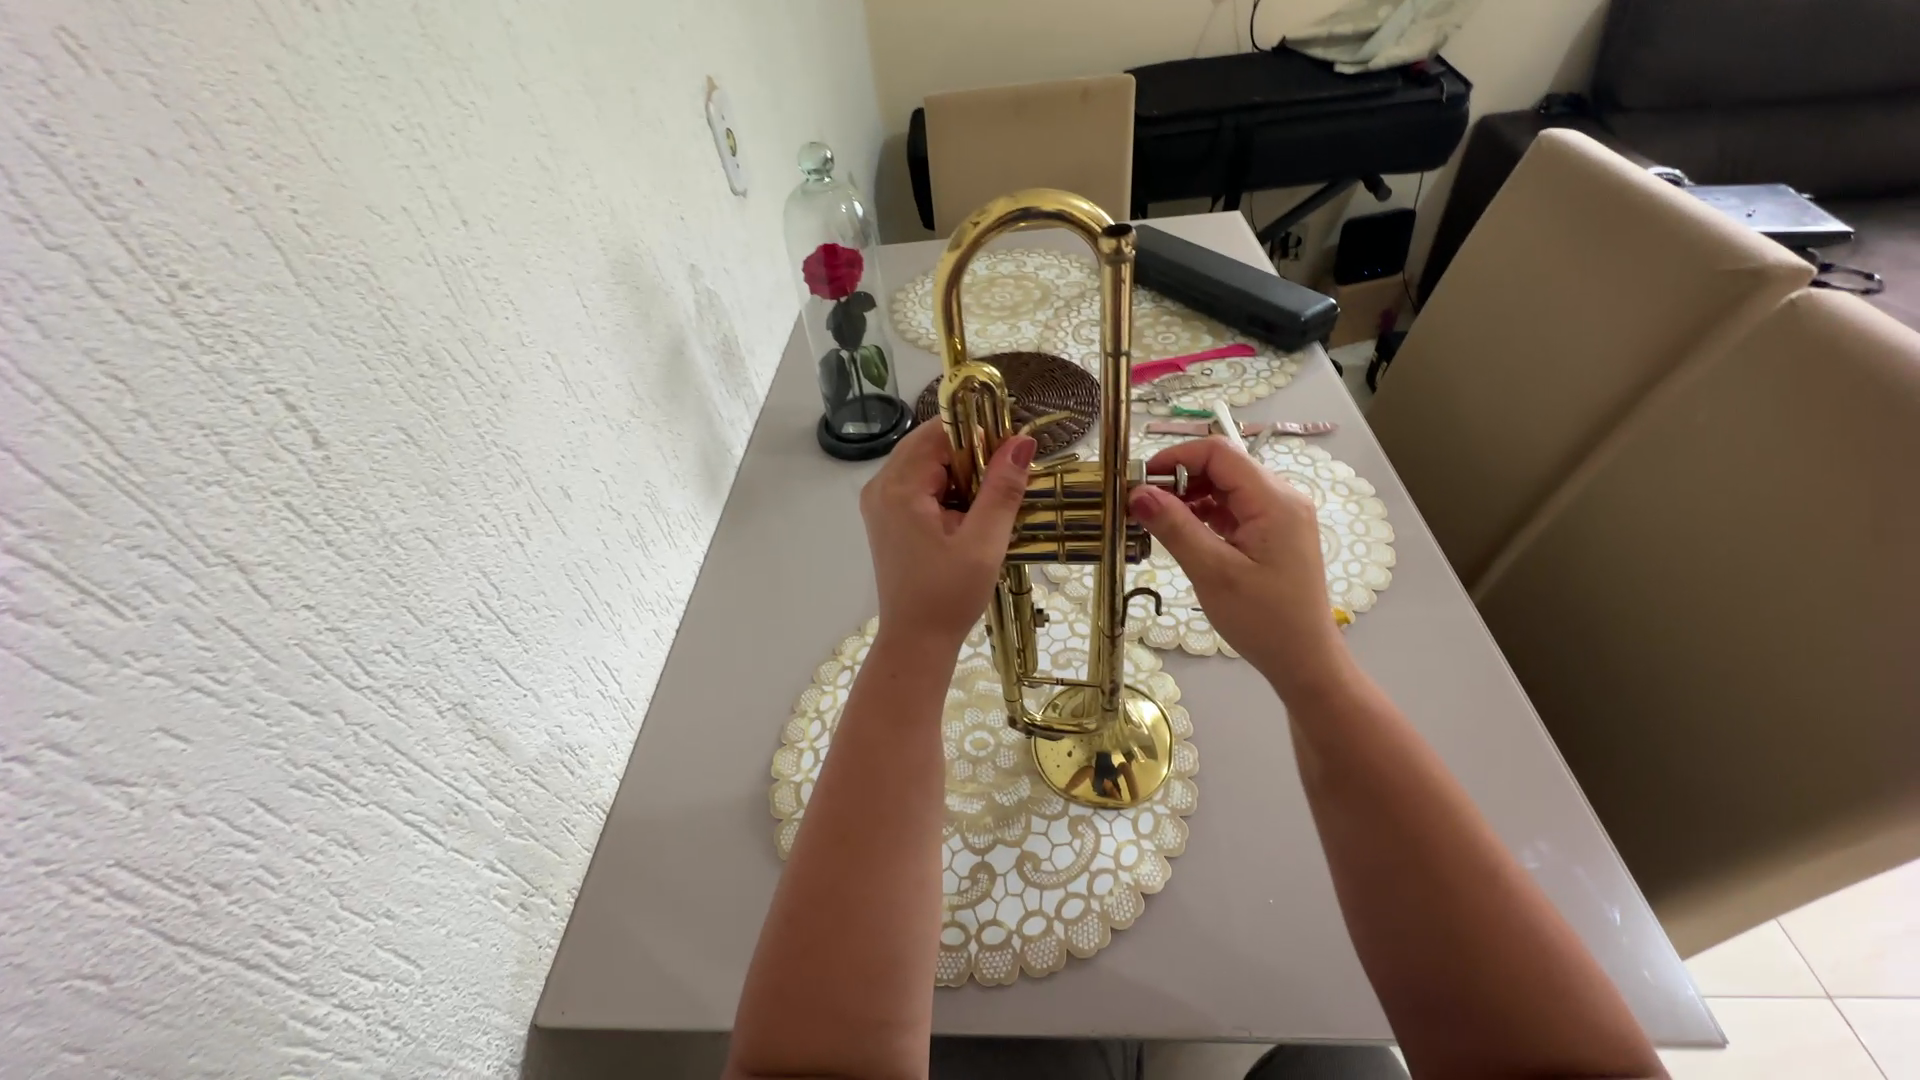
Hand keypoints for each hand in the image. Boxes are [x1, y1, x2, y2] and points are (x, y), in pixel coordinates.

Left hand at [859, 422, 1035, 652]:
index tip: (1012, 447)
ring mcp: (880, 503)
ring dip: (962, 471)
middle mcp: (881, 487)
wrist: (916, 642)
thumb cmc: (948, 596)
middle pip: (929, 444)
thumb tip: (1021, 442)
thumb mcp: (983, 542)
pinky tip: (972, 511)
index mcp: (898, 488)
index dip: (978, 432)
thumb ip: (1002, 489)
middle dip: (971, 452)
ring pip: (926, 464)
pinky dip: (948, 489)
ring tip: (994, 494)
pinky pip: (920, 485)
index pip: (938, 433)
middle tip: (1008, 473)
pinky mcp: (888, 518)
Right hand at [1129, 437, 1349, 701]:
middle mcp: (1282, 497)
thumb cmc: (1263, 619)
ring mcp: (1280, 515)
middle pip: (1223, 466)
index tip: (1140, 480)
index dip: (1175, 457)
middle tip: (1142, 504)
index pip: (1219, 453)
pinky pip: (1234, 509)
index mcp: (1274, 500)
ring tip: (1157, 520)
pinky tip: (1182, 532)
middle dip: (1179, 478)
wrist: (1304, 660)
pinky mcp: (1274, 532)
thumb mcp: (1212, 573)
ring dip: (1190, 497)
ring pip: (1226, 487)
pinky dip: (1205, 514)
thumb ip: (1175, 528)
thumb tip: (1137, 493)